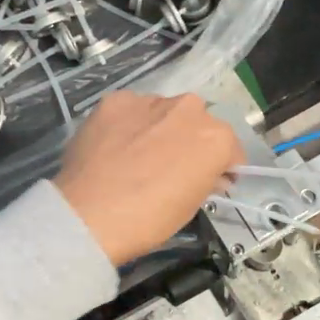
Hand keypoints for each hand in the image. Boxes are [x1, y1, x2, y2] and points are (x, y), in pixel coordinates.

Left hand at [54, 92, 243, 266]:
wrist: (89, 215)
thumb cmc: (149, 219)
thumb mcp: (190, 207)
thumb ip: (205, 180)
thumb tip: (207, 174)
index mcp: (216, 138)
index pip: (230, 150)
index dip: (220, 168)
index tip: (207, 182)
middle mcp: (189, 108)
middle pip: (197, 124)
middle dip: (188, 142)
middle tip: (168, 169)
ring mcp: (150, 100)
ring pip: (163, 112)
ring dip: (157, 129)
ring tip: (136, 157)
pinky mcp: (115, 100)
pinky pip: (131, 110)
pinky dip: (127, 124)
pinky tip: (113, 148)